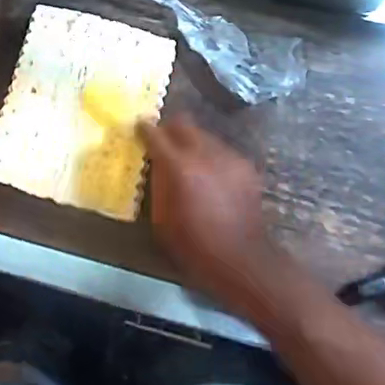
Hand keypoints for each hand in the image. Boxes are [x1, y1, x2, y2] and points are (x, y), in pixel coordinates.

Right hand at [141, 116, 280, 311]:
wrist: (242, 261)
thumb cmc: (194, 246)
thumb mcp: (162, 219)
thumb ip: (157, 183)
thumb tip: (155, 163)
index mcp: (179, 166)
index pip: (155, 134)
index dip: (144, 129)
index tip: (139, 129)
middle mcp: (205, 153)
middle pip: (183, 123)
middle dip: (170, 129)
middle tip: (163, 142)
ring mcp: (229, 157)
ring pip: (204, 135)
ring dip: (192, 143)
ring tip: (189, 162)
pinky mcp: (246, 166)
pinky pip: (222, 151)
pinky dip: (211, 157)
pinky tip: (210, 176)